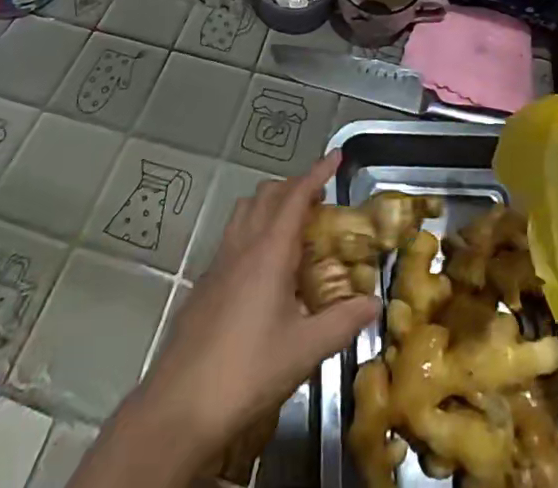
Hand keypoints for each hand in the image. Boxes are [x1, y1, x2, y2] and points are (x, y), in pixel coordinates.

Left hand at [140, 150, 375, 458]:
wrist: (182, 401)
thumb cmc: (248, 370)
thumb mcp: (305, 350)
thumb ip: (342, 322)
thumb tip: (374, 303)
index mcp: (267, 253)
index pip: (294, 198)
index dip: (317, 174)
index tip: (336, 156)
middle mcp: (241, 247)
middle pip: (266, 196)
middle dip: (294, 186)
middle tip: (322, 198)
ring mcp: (219, 263)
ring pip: (245, 212)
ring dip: (271, 205)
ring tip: (297, 225)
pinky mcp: (207, 282)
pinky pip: (234, 237)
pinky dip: (256, 229)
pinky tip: (268, 266)